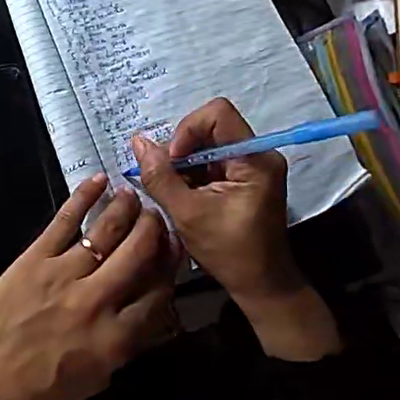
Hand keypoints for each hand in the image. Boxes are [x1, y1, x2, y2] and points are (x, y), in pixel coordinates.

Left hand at [0, 174, 175, 399]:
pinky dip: (84, 197)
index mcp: (116, 336)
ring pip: (106, 231)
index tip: (175, 246)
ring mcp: (64, 275)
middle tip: (158, 213)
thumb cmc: (44, 391)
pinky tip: (100, 181)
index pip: (157, 292)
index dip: (171, 264)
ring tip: (134, 194)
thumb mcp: (99, 377)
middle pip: (138, 253)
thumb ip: (126, 342)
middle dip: (153, 228)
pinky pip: (65, 221)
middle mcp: (97, 300)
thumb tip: (148, 308)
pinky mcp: (35, 258)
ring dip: (125, 208)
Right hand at [132, 98, 301, 309]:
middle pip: (211, 126)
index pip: (218, 114)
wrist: (261, 286)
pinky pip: (212, 159)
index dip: (188, 129)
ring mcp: (252, 165)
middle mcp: (258, 154)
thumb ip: (160, 176)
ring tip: (175, 191)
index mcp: (255, 158)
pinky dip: (193, 173)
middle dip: (182, 148)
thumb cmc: (229, 253)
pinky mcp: (244, 177)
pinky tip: (185, 195)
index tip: (174, 160)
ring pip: (208, 143)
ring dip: (185, 163)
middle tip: (166, 177)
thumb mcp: (187, 214)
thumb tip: (138, 142)